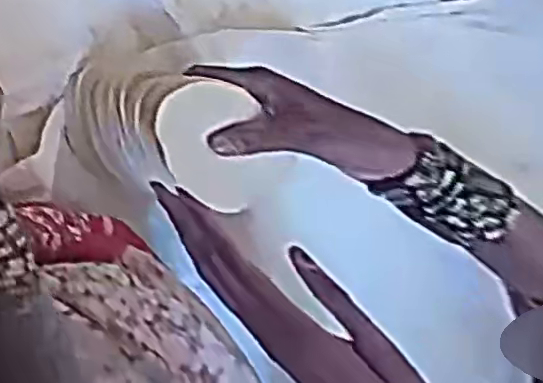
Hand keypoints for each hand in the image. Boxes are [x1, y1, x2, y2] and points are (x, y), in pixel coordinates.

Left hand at [157, 186, 424, 382]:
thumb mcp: (381, 352)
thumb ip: (339, 303)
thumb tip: (296, 252)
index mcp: (290, 324)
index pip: (230, 263)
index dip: (201, 225)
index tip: (180, 192)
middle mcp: (266, 329)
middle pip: (212, 267)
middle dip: (184, 225)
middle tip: (161, 189)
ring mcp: (263, 337)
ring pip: (213, 280)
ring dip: (190, 241)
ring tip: (172, 208)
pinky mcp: (268, 342)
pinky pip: (224, 294)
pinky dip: (206, 264)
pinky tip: (201, 249)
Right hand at [186, 66, 419, 183]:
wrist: (389, 159)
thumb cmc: (347, 137)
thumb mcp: (298, 135)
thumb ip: (255, 137)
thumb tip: (213, 141)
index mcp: (263, 80)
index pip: (211, 73)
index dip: (183, 80)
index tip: (159, 92)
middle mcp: (262, 88)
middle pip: (214, 86)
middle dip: (189, 96)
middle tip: (165, 114)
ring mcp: (270, 106)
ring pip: (226, 104)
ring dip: (206, 112)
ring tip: (185, 129)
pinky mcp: (277, 124)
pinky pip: (239, 119)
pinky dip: (223, 126)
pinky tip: (217, 142)